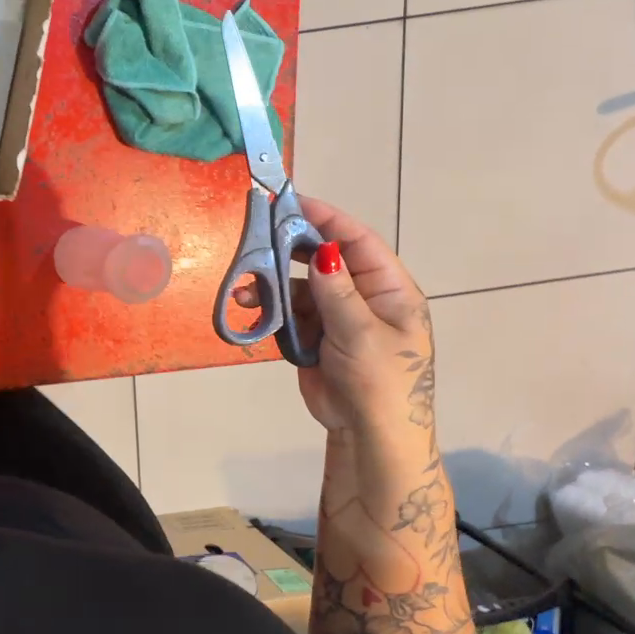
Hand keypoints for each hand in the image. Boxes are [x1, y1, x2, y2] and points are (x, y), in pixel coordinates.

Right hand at [234, 197, 433, 438]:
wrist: (368, 431)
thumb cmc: (380, 380)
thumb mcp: (362, 334)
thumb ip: (339, 293)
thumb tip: (324, 252)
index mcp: (389, 290)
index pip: (358, 242)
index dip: (327, 220)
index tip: (293, 202)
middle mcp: (362, 296)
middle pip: (324, 260)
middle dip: (291, 250)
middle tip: (257, 238)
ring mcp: (336, 317)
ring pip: (299, 287)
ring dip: (272, 286)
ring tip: (245, 292)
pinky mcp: (314, 337)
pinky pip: (288, 312)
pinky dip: (268, 309)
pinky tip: (250, 309)